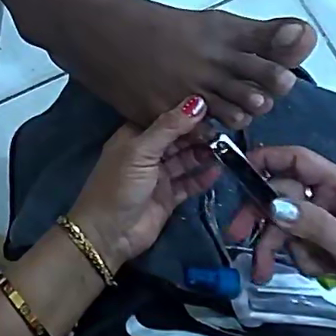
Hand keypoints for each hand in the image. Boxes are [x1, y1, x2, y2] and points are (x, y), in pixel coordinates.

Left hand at [65, 96, 220, 271]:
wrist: (109, 233)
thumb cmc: (119, 185)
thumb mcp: (141, 151)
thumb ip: (169, 127)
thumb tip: (198, 102)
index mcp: (133, 137)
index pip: (164, 119)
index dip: (185, 113)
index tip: (212, 105)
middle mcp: (146, 154)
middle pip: (177, 139)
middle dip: (198, 134)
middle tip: (224, 129)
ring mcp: (158, 176)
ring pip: (185, 159)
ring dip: (203, 154)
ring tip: (226, 147)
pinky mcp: (168, 197)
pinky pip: (189, 182)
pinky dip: (202, 177)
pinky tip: (219, 169)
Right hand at [226, 145, 335, 316]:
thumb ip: (314, 225)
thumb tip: (273, 205)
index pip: (298, 160)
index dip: (266, 160)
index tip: (237, 172)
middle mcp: (333, 199)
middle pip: (282, 195)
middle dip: (260, 216)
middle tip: (237, 235)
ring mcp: (330, 221)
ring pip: (285, 222)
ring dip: (273, 245)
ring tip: (264, 272)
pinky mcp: (328, 241)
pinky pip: (297, 242)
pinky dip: (296, 257)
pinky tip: (313, 272)